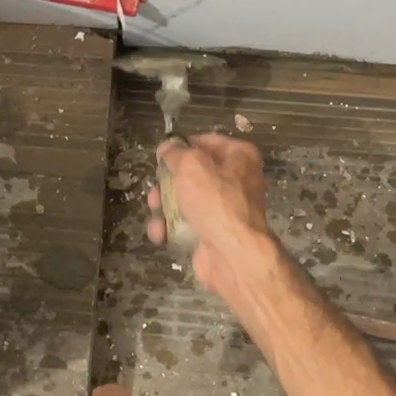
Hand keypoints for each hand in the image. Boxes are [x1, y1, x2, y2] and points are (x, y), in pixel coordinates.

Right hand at [147, 135, 286, 303]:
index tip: (163, 155)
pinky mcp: (214, 232)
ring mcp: (225, 209)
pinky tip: (160, 233)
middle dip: (168, 183)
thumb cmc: (215, 201)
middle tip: (155, 190)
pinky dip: (172, 227)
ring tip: (155, 213)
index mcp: (240, 157)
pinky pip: (188, 223)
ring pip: (186, 199)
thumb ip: (174, 153)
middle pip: (193, 173)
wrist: (233, 254)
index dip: (183, 146)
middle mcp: (237, 181)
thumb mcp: (190, 166)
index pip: (207, 142)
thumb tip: (167, 148)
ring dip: (164, 206)